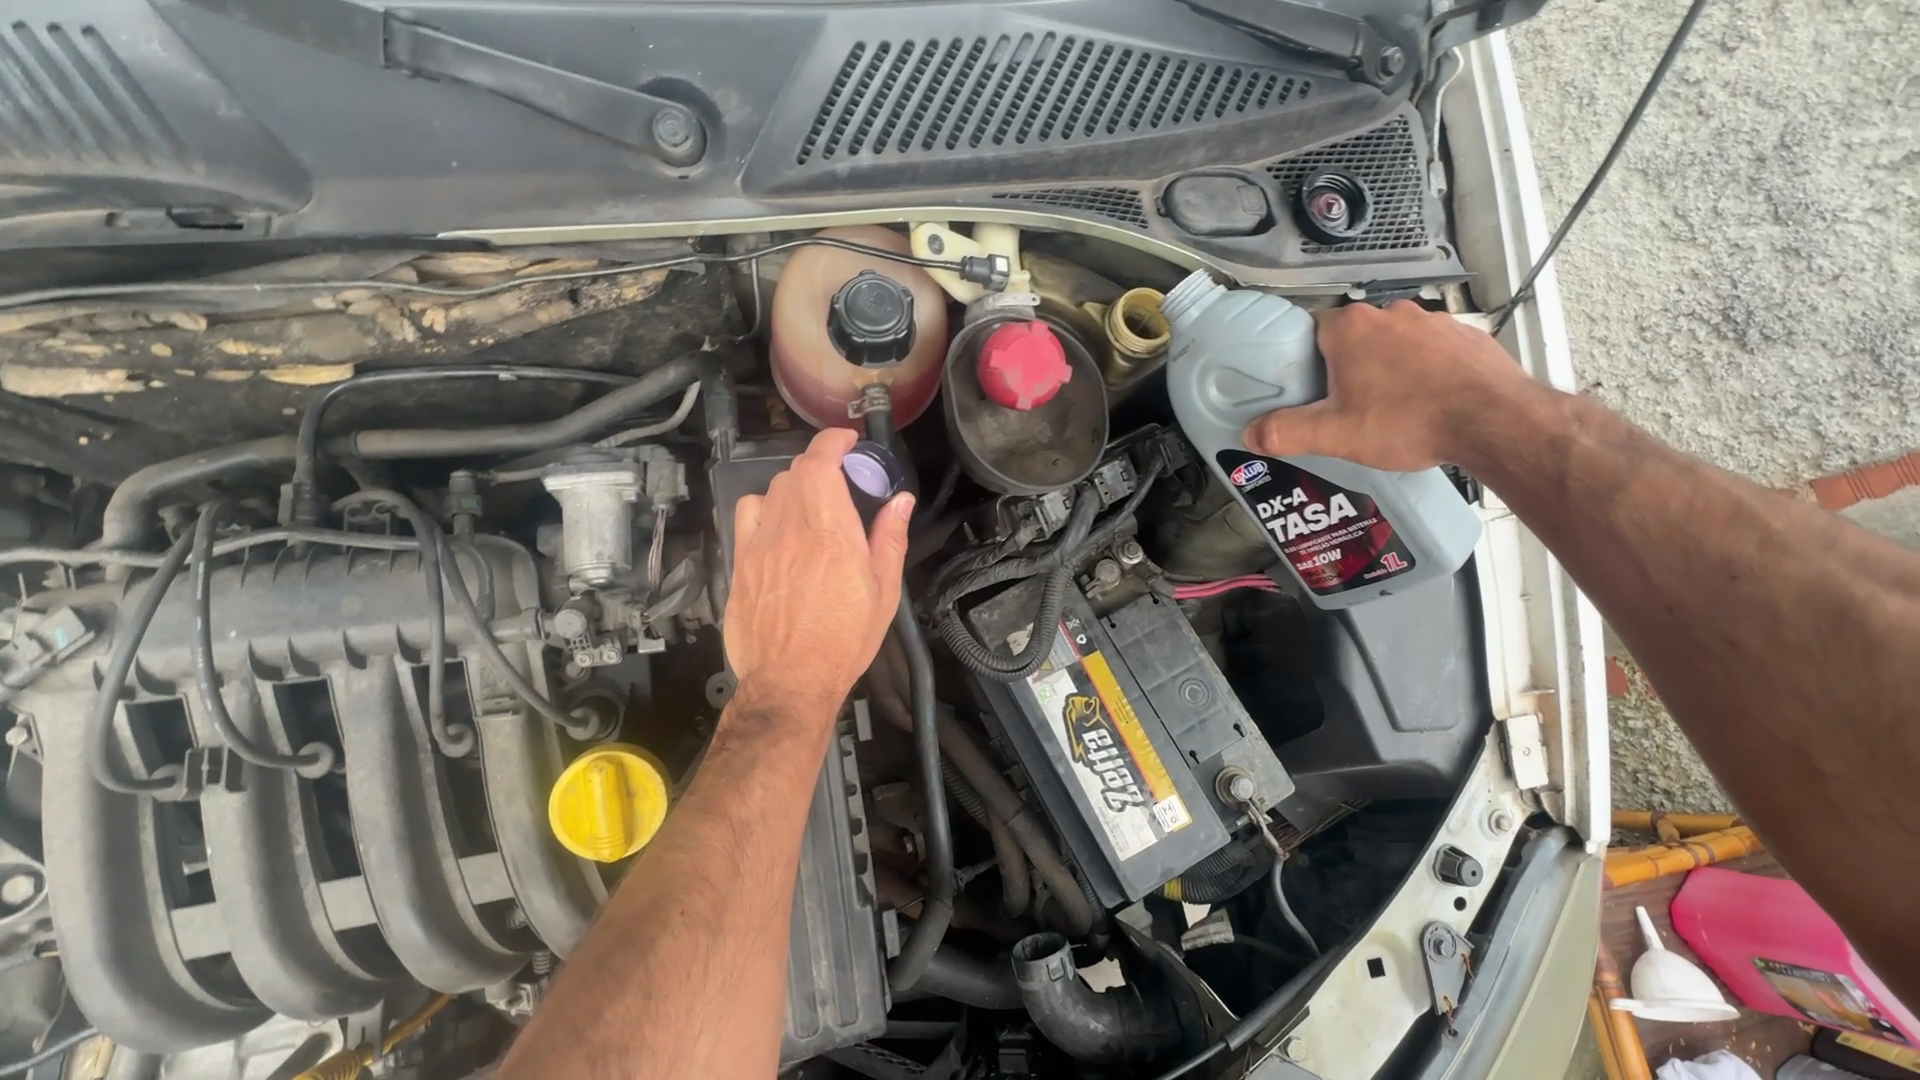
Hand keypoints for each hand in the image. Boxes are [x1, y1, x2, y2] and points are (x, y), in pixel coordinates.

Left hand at [725, 428, 913, 712]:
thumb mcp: (883, 592)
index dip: (833, 441)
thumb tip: (900, 501)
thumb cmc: (842, 641)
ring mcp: (760, 545)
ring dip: (795, 488)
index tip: (848, 441)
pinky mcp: (741, 562)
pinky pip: (748, 515)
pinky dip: (766, 508)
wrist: (790, 681)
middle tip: (843, 484)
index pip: (820, 464)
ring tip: (812, 508)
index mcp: (832, 535)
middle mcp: (791, 531)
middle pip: (797, 472)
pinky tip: (780, 527)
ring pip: (772, 490)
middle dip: (821, 468)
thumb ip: (890, 539)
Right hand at [1242, 300, 1537, 470]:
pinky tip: (1426, 402)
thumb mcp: (1334, 434)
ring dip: (1388, 366)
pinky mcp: (1466, 336)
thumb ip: (1286, 432)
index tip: (1309, 383)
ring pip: (1395, 341)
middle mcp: (1391, 314)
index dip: (1307, 356)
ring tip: (1389, 406)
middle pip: (1354, 335)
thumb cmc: (1409, 420)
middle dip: (1347, 364)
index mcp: (1352, 329)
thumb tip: (1252, 433)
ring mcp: (1433, 321)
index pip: (1313, 328)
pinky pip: (1432, 350)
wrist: (1494, 420)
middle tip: (1346, 402)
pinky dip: (1425, 370)